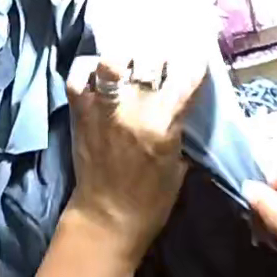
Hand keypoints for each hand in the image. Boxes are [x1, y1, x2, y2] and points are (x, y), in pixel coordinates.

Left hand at [62, 52, 206, 261]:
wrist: (106, 221)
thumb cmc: (151, 199)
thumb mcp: (179, 163)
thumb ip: (180, 125)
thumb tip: (184, 97)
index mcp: (163, 125)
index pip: (186, 78)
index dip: (196, 62)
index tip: (197, 56)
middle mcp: (133, 110)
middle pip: (150, 60)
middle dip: (160, 56)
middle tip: (162, 60)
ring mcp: (103, 108)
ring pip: (112, 62)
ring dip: (124, 57)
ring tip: (130, 59)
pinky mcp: (81, 111)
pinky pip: (79, 75)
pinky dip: (88, 68)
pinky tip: (99, 71)